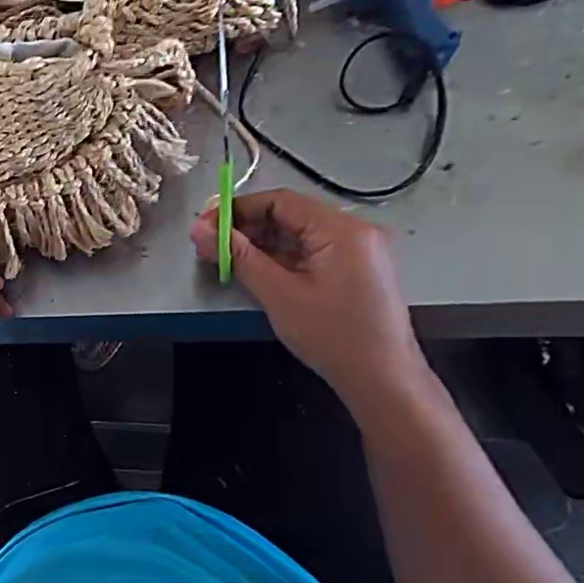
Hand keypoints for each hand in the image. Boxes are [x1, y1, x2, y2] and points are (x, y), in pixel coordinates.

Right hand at [192, 189, 419, 391]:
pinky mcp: (356, 269)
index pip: (280, 201)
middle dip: (247, 228)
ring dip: (261, 244)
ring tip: (226, 258)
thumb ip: (238, 256)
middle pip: (290, 215)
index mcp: (342, 229)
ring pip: (298, 235)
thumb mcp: (278, 294)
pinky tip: (255, 270)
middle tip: (209, 244)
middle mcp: (356, 231)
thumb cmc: (332, 336)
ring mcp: (359, 251)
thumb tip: (200, 229)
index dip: (237, 209)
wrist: (383, 381)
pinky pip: (311, 252)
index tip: (205, 224)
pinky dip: (281, 258)